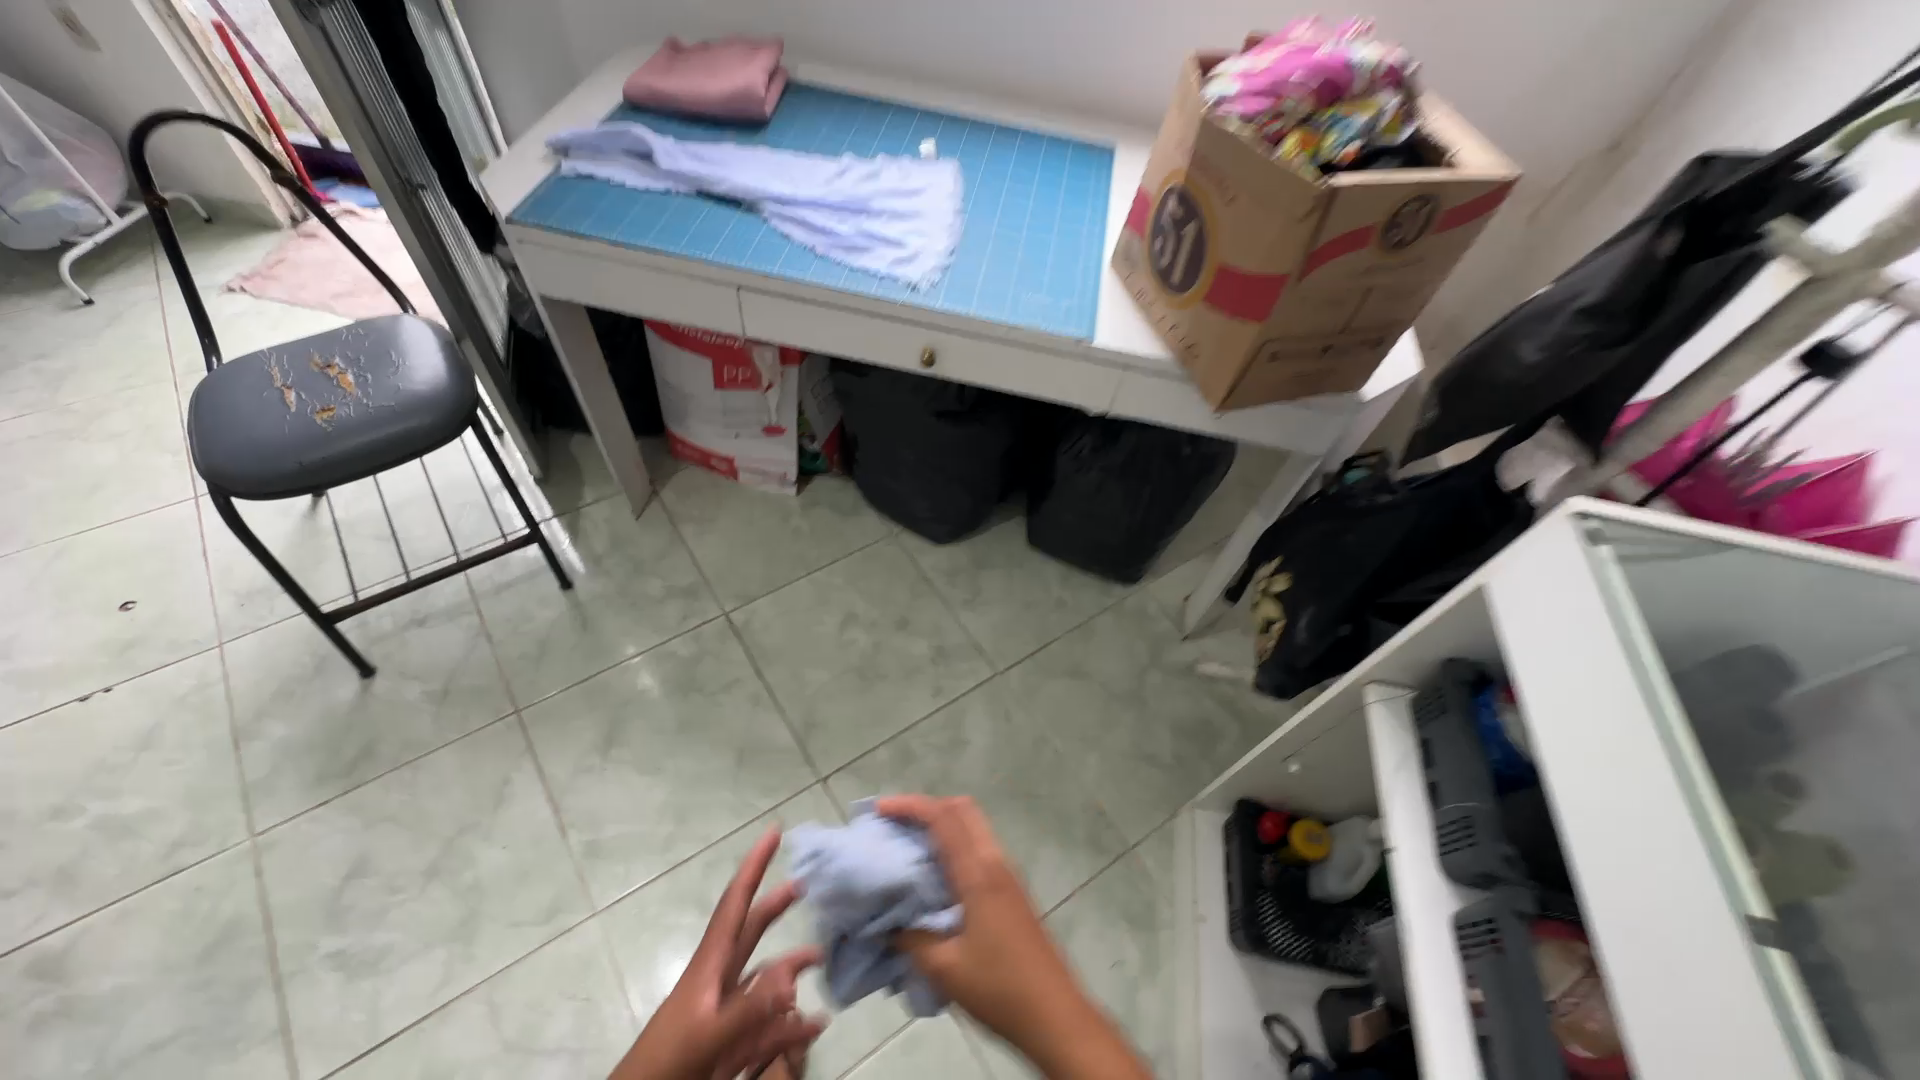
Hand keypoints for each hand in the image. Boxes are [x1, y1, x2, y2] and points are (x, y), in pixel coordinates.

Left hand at [609, 826, 824, 1079]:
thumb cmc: (667, 1061)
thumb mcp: (708, 1032)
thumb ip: (749, 1006)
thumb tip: (791, 976)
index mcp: (710, 964)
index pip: (735, 903)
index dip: (754, 866)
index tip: (774, 832)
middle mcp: (719, 977)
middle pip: (750, 928)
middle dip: (774, 903)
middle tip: (804, 882)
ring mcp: (726, 1008)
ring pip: (764, 975)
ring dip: (792, 967)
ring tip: (821, 957)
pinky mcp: (732, 1038)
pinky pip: (768, 1021)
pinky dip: (792, 1022)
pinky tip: (815, 1023)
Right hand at [873, 796, 1149, 1079]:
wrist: (1056, 1015)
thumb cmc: (1000, 989)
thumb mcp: (944, 969)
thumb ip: (911, 938)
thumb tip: (887, 922)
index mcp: (978, 874)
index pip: (943, 819)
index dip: (910, 806)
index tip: (879, 810)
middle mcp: (996, 864)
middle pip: (962, 811)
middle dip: (926, 808)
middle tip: (894, 825)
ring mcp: (1009, 878)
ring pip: (973, 830)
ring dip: (942, 828)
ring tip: (907, 851)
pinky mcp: (1013, 895)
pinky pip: (979, 852)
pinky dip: (954, 849)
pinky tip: (934, 880)